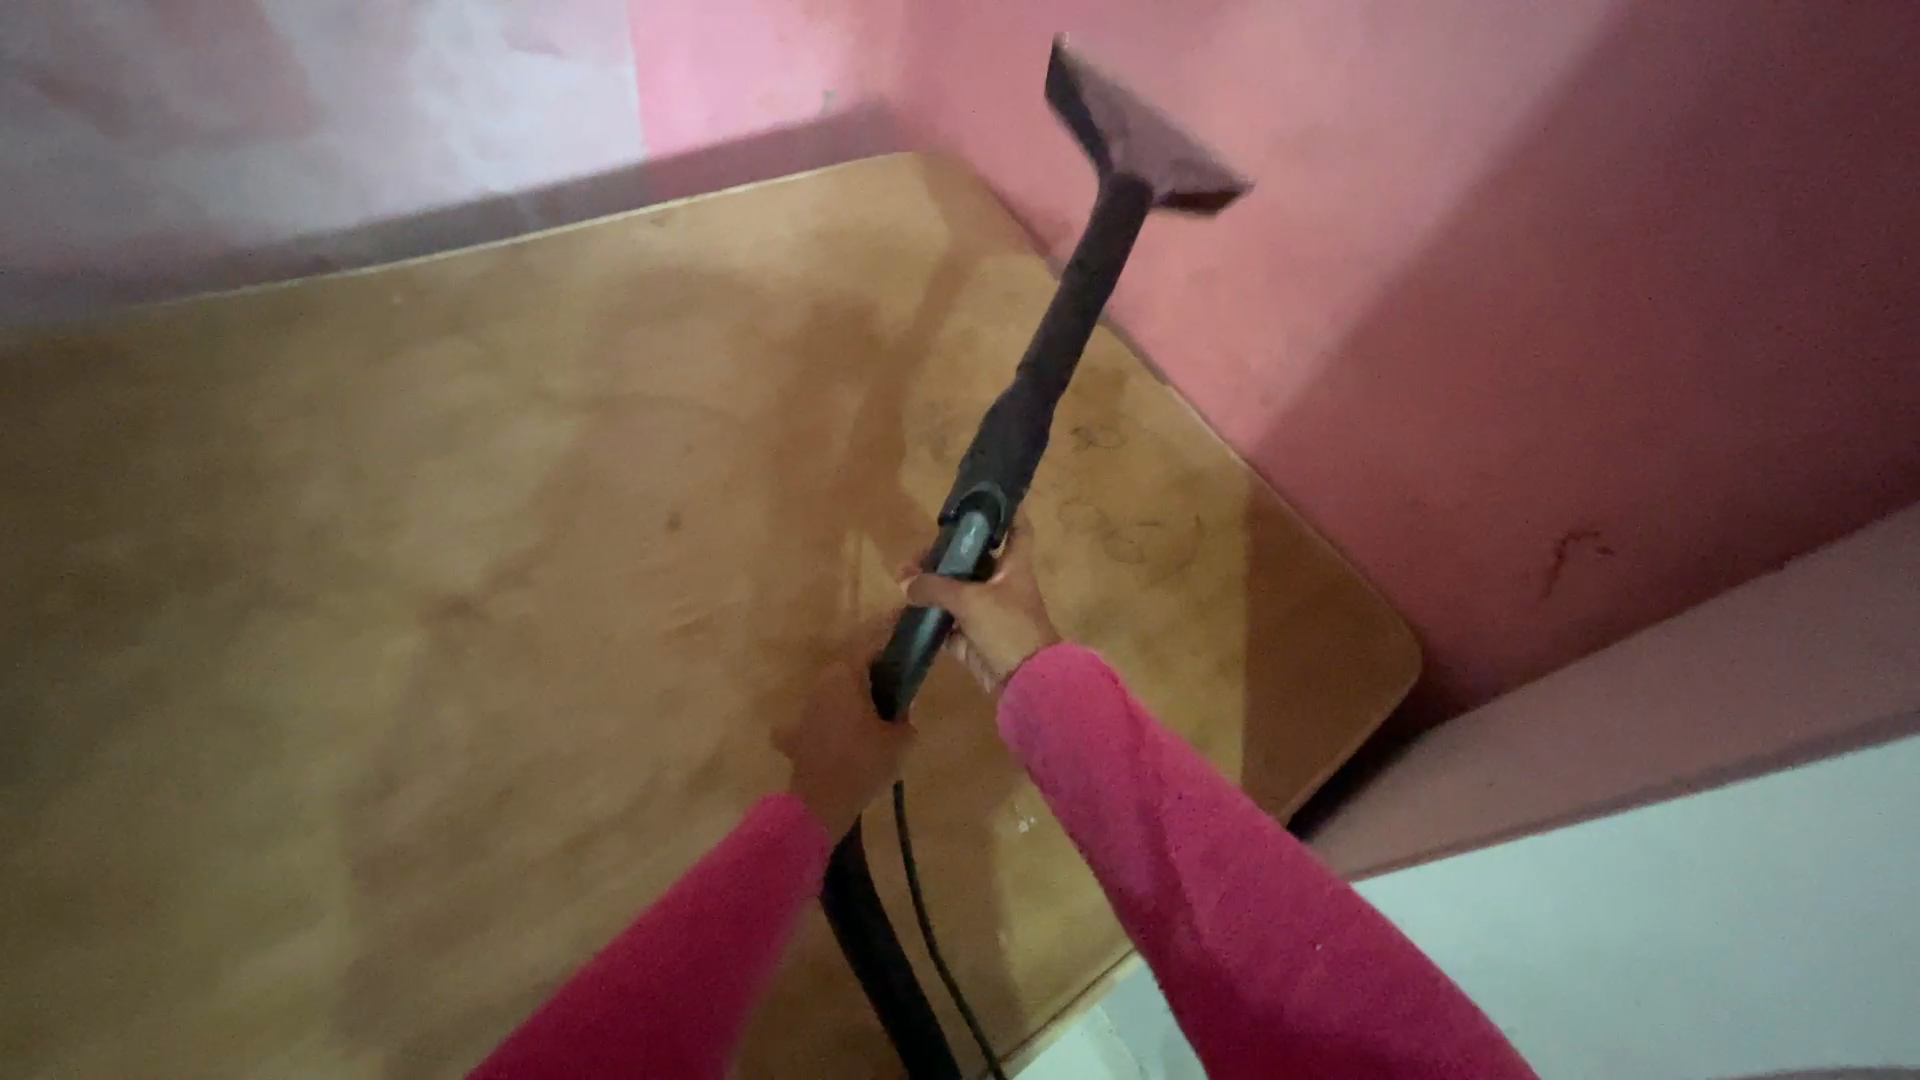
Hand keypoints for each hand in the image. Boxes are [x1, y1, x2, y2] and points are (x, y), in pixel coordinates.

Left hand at [773, 626, 914, 834]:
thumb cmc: (864, 762)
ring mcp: (805, 708)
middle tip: (901, 675)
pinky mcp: (796, 734)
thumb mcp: (901, 738)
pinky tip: (839, 733)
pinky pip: (816, 720)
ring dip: (854, 693)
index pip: (873, 641)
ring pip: (835, 689)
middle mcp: (822, 682)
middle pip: (853, 664)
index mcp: (846, 675)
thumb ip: (905, 716)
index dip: (893, 631)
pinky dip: (828, 723)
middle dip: (876, 667)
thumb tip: (901, 712)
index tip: (909, 621)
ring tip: (877, 708)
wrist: (820, 804)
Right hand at [902, 516, 1062, 695]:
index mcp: (1014, 566)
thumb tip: (905, 582)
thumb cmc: (1008, 627)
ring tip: (902, 582)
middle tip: (914, 556)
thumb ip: (935, 588)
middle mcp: (1002, 584)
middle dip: (943, 556)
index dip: (1006, 511)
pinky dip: (930, 618)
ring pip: (956, 593)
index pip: (1017, 529)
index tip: (984, 500)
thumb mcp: (971, 600)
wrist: (1026, 681)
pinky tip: (906, 612)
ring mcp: (988, 613)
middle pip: (972, 561)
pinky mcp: (975, 639)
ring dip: (931, 588)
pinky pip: (948, 624)